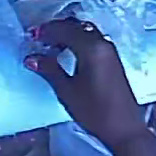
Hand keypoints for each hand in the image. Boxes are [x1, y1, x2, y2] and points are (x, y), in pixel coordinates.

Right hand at [25, 19, 152, 149]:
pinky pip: (93, 40)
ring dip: (68, 34)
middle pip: (77, 26)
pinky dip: (78, 40)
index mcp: (92, 48)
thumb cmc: (94, 111)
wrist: (124, 129)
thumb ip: (50, 70)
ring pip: (86, 31)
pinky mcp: (113, 59)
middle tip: (39, 39)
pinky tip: (67, 53)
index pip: (65, 29)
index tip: (31, 36)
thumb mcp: (67, 91)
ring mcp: (110, 51)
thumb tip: (31, 57)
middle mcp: (103, 43)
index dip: (46, 31)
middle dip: (57, 29)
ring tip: (50, 46)